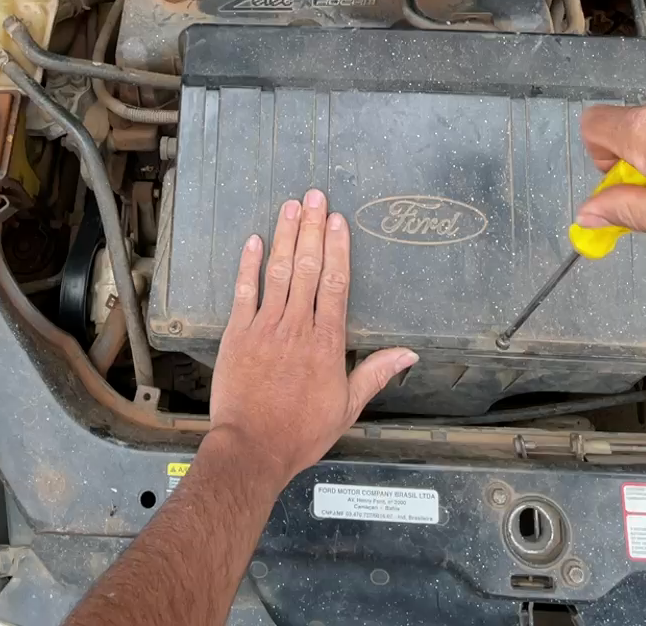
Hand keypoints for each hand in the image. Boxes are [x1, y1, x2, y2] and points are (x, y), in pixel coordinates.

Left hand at [206, 189, 417, 493]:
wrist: (251, 449)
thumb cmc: (301, 431)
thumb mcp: (347, 407)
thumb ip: (375, 374)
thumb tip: (408, 354)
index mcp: (326, 341)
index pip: (335, 283)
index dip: (337, 248)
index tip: (338, 220)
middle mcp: (297, 325)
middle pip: (307, 267)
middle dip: (312, 228)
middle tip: (315, 196)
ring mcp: (265, 326)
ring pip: (278, 272)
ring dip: (285, 236)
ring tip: (290, 206)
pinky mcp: (238, 332)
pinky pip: (244, 291)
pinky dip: (248, 265)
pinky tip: (254, 240)